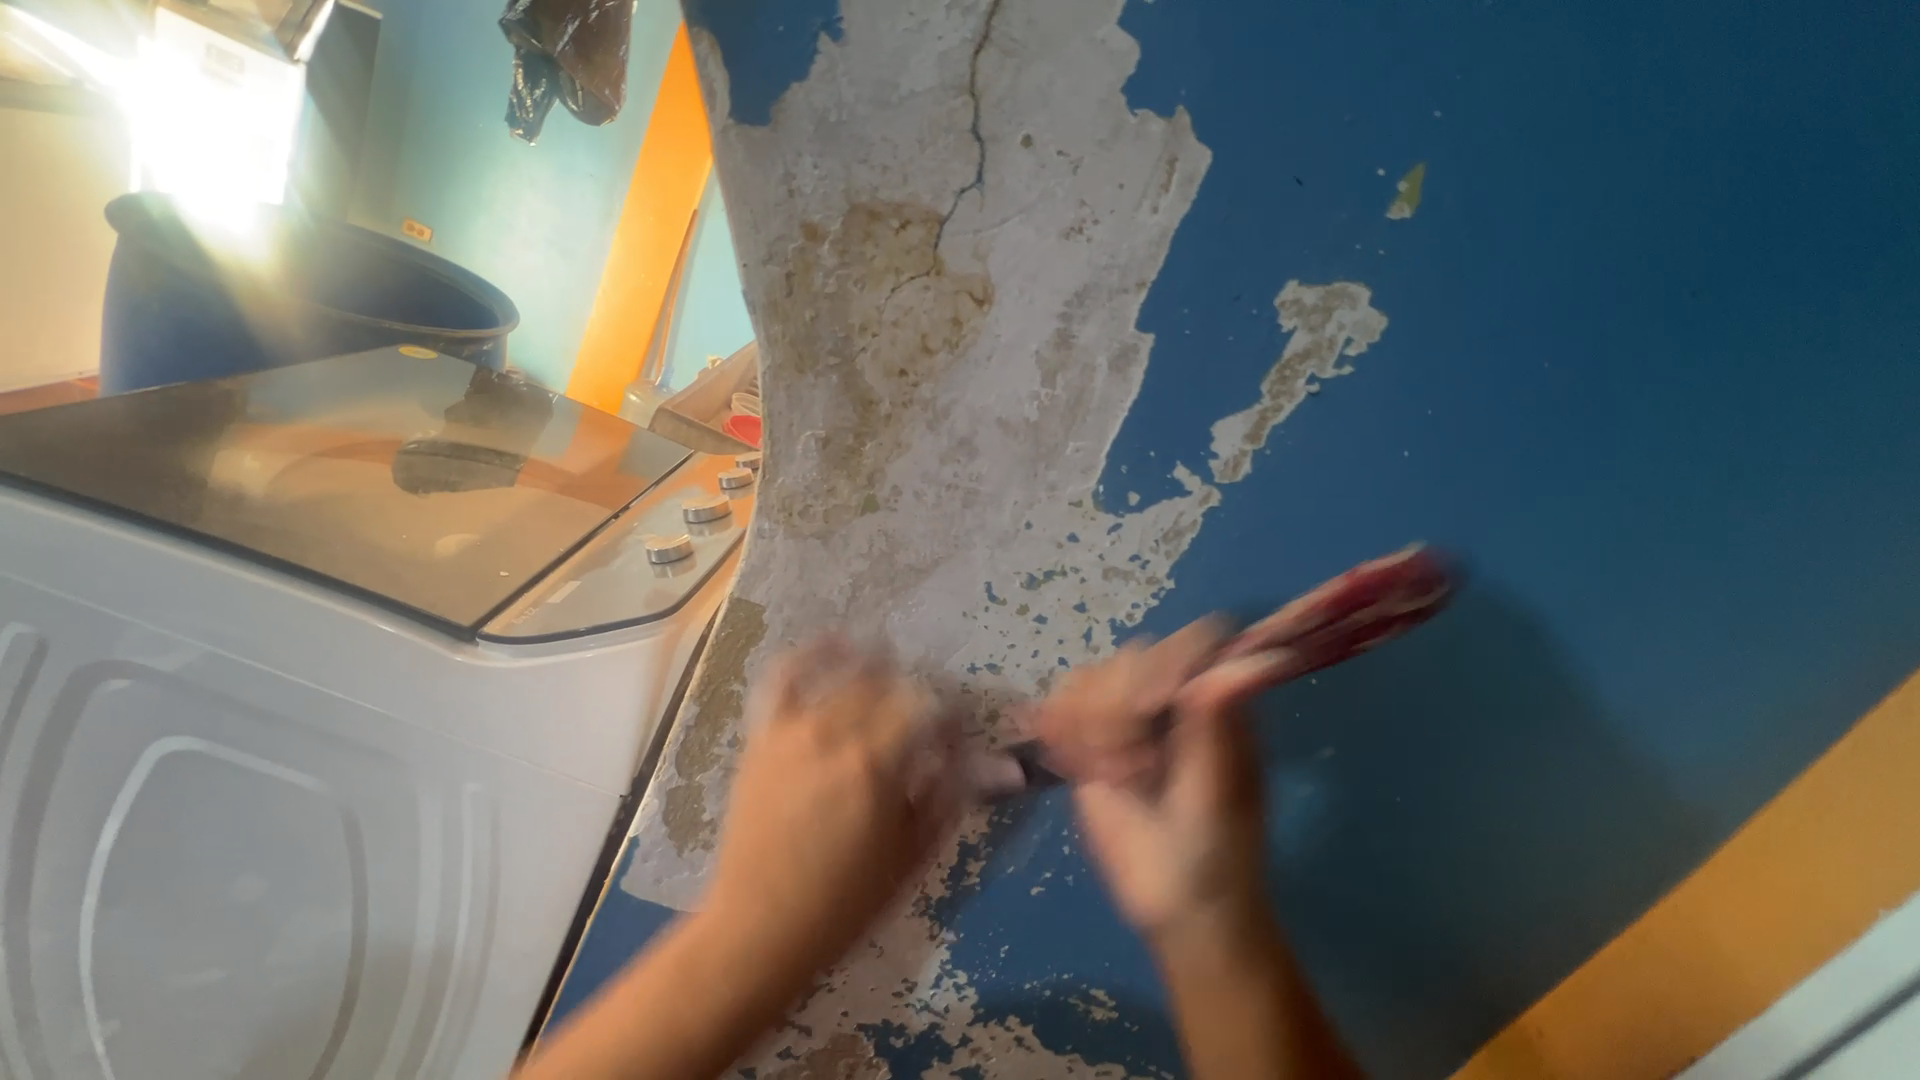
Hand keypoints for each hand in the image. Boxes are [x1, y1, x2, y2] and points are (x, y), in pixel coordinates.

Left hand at [703, 636, 963, 976]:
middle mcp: (835, 732)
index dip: (952, 717)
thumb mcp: (911, 854)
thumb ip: (951, 796)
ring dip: (877, 667)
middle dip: (918, 694)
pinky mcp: (763, 734)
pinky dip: (811, 654)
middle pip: (891, 685)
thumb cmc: (844, 901)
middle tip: (927, 718)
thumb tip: (1000, 763)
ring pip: (846, 674)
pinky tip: (834, 644)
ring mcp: (793, 728)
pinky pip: (784, 677)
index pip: (929, 709)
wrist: (759, 927)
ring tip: (893, 673)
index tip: (958, 736)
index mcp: (877, 764)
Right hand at [1036, 618, 1286, 940]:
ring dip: (1091, 727)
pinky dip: (1064, 735)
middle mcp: (1173, 698)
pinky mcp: (1093, 742)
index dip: (1160, 668)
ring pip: (1090, 679)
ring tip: (1114, 776)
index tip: (1146, 713)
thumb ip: (1217, 722)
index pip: (1188, 642)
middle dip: (1119, 710)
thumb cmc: (1215, 854)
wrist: (1178, 908)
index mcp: (1218, 700)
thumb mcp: (1219, 792)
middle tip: (1136, 770)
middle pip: (1130, 657)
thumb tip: (1253, 657)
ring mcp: (1130, 719)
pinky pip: (1063, 707)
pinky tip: (1078, 769)